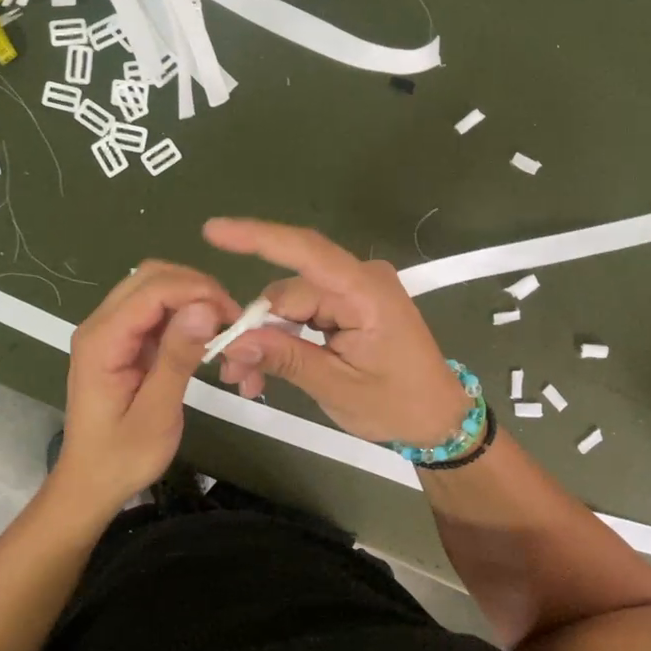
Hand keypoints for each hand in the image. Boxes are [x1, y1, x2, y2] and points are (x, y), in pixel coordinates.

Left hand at [53, 261, 233, 512]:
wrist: (90, 483)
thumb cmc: (122, 457)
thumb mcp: (157, 413)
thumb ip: (177, 358)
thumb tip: (204, 308)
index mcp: (102, 341)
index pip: (152, 289)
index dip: (197, 291)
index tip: (234, 317)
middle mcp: (99, 327)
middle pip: (150, 277)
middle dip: (196, 289)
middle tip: (231, 322)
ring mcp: (107, 333)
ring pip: (152, 290)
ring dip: (190, 301)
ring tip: (222, 331)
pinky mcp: (118, 345)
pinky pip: (151, 314)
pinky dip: (181, 318)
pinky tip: (202, 341)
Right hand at [204, 218, 468, 446]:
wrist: (438, 418)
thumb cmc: (397, 404)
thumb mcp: (336, 387)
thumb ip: (285, 358)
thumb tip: (234, 342)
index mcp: (365, 293)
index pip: (306, 252)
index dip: (257, 238)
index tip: (212, 232)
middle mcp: (359, 280)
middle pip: (288, 291)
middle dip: (255, 329)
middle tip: (232, 373)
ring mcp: (354, 292)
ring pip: (289, 306)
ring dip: (265, 340)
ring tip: (247, 381)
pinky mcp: (348, 307)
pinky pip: (303, 315)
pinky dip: (283, 341)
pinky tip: (264, 371)